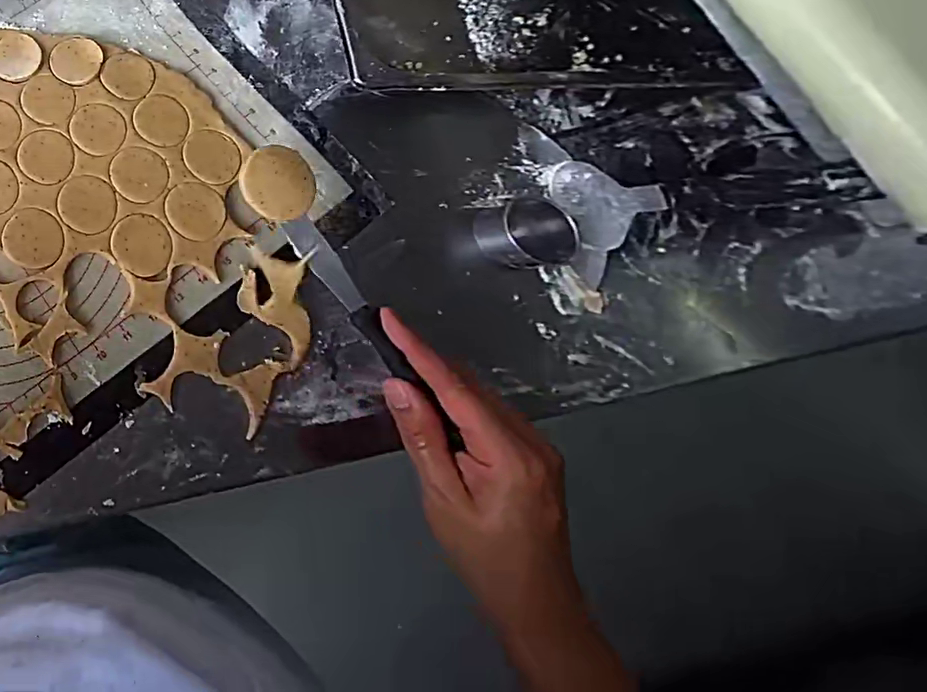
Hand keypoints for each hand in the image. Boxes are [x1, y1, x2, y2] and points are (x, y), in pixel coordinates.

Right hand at [380, 309, 631, 691]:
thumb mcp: (443, 499)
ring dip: (443, 385)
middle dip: (427, 365)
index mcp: (510, 454)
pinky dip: (461, 405)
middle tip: (387, 348)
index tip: (391, 318)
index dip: (419, 349)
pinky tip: (439, 415)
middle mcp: (532, 440)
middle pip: (470, 386)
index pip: (455, 388)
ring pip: (481, 397)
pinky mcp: (537, 454)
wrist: (538, 607)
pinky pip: (491, 413)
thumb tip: (399, 384)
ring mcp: (539, 446)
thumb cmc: (484, 559)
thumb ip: (422, 437)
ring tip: (406, 384)